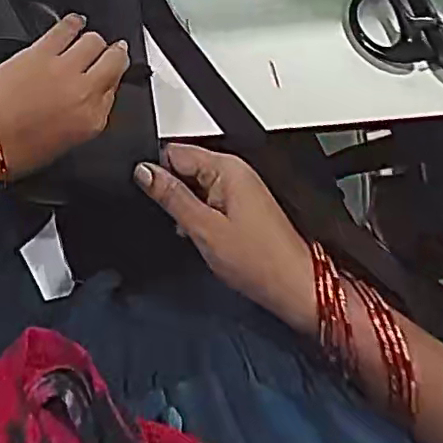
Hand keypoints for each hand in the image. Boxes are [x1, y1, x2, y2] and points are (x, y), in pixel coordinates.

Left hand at [0, 14, 127, 177]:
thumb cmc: (17, 148)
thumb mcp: (63, 142)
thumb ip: (82, 116)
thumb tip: (85, 98)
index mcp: (92, 120)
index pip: (114, 91)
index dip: (110, 80)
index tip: (107, 74)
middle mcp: (84, 91)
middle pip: (113, 61)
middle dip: (114, 55)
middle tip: (112, 51)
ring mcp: (64, 68)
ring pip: (93, 41)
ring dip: (93, 40)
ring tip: (89, 39)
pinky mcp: (42, 52)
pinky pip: (66, 28)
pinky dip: (73, 23)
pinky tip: (74, 22)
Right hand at [134, 143, 317, 330]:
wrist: (298, 291)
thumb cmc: (262, 262)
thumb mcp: (203, 228)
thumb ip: (170, 195)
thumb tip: (143, 171)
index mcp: (225, 167)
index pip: (171, 151)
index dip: (156, 175)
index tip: (155, 199)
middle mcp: (234, 171)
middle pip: (182, 167)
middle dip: (173, 194)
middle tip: (182, 223)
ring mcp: (239, 187)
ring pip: (193, 186)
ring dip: (187, 208)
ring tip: (200, 234)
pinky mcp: (242, 204)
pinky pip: (207, 199)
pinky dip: (200, 216)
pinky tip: (208, 238)